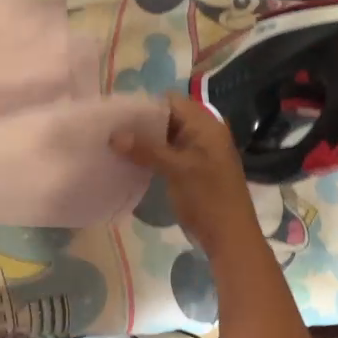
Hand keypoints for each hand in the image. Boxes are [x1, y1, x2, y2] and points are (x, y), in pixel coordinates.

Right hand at [111, 94, 253, 258]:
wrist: (228, 235)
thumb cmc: (208, 197)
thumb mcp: (178, 170)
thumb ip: (146, 150)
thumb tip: (113, 135)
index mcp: (205, 126)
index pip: (172, 102)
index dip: (146, 105)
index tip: (118, 115)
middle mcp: (201, 134)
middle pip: (166, 119)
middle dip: (140, 124)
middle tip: (110, 131)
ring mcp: (194, 154)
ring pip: (163, 139)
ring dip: (141, 142)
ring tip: (112, 145)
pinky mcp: (187, 171)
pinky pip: (164, 156)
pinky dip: (148, 157)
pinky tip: (126, 162)